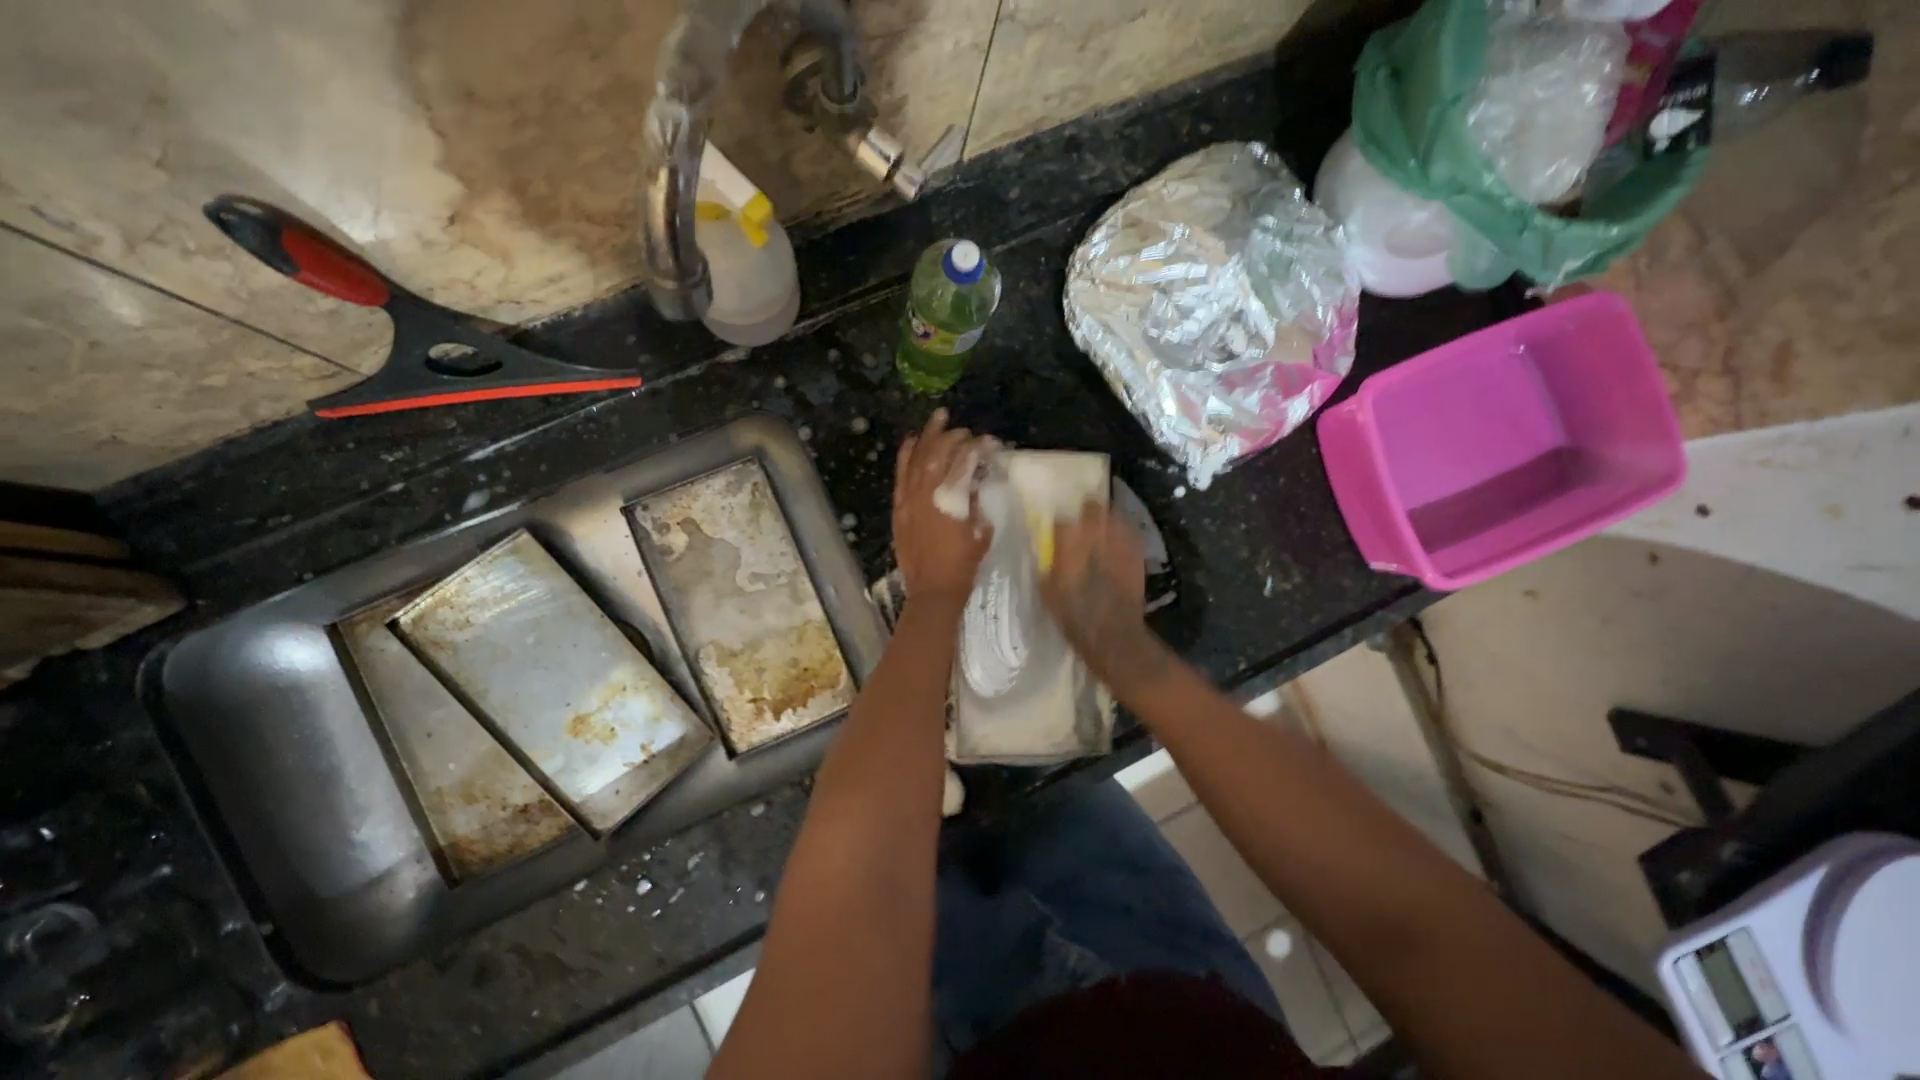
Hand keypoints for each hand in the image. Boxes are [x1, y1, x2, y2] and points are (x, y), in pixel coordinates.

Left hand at [891, 409, 993, 604]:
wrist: (933, 590)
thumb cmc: (963, 564)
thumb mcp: (981, 532)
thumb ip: (976, 504)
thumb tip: (973, 484)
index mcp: (953, 498)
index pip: (965, 460)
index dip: (978, 447)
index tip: (988, 442)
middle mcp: (929, 492)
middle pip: (940, 453)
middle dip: (953, 437)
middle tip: (963, 429)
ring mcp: (910, 498)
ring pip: (918, 458)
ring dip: (929, 436)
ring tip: (937, 419)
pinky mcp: (899, 507)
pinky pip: (900, 474)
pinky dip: (906, 455)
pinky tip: (911, 441)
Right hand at [1039, 501, 1169, 691]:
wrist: (1112, 634)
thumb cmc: (1074, 617)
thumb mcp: (1047, 592)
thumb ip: (1047, 564)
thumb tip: (1048, 551)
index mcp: (1068, 542)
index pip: (1062, 518)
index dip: (1060, 522)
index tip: (1058, 529)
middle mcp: (1095, 535)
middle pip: (1091, 508)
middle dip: (1085, 511)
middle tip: (1081, 520)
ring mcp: (1119, 541)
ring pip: (1113, 516)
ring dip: (1105, 519)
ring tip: (1101, 527)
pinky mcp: (1136, 552)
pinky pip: (1130, 532)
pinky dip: (1123, 532)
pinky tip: (1117, 541)